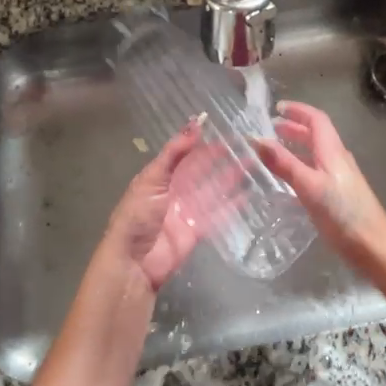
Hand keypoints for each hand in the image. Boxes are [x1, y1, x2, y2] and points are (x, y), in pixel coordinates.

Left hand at [102, 118, 238, 290]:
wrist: (132, 263)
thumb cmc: (137, 215)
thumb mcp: (152, 178)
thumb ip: (175, 152)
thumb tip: (196, 122)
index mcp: (161, 176)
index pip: (186, 154)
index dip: (204, 144)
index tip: (225, 131)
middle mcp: (175, 191)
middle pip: (202, 171)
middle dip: (221, 159)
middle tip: (246, 147)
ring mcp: (186, 212)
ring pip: (212, 191)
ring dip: (230, 179)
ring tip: (252, 166)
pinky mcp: (196, 232)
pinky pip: (216, 216)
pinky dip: (231, 206)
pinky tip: (247, 196)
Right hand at [254, 101, 385, 269]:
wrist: (374, 247)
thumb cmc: (343, 213)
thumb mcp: (309, 186)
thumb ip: (284, 163)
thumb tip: (256, 138)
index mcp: (332, 150)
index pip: (316, 119)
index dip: (298, 110)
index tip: (276, 108)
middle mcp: (338, 158)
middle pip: (316, 134)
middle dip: (294, 127)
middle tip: (271, 128)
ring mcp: (341, 177)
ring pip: (316, 152)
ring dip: (297, 146)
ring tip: (275, 151)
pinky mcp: (340, 195)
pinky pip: (317, 170)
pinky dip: (301, 166)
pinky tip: (290, 181)